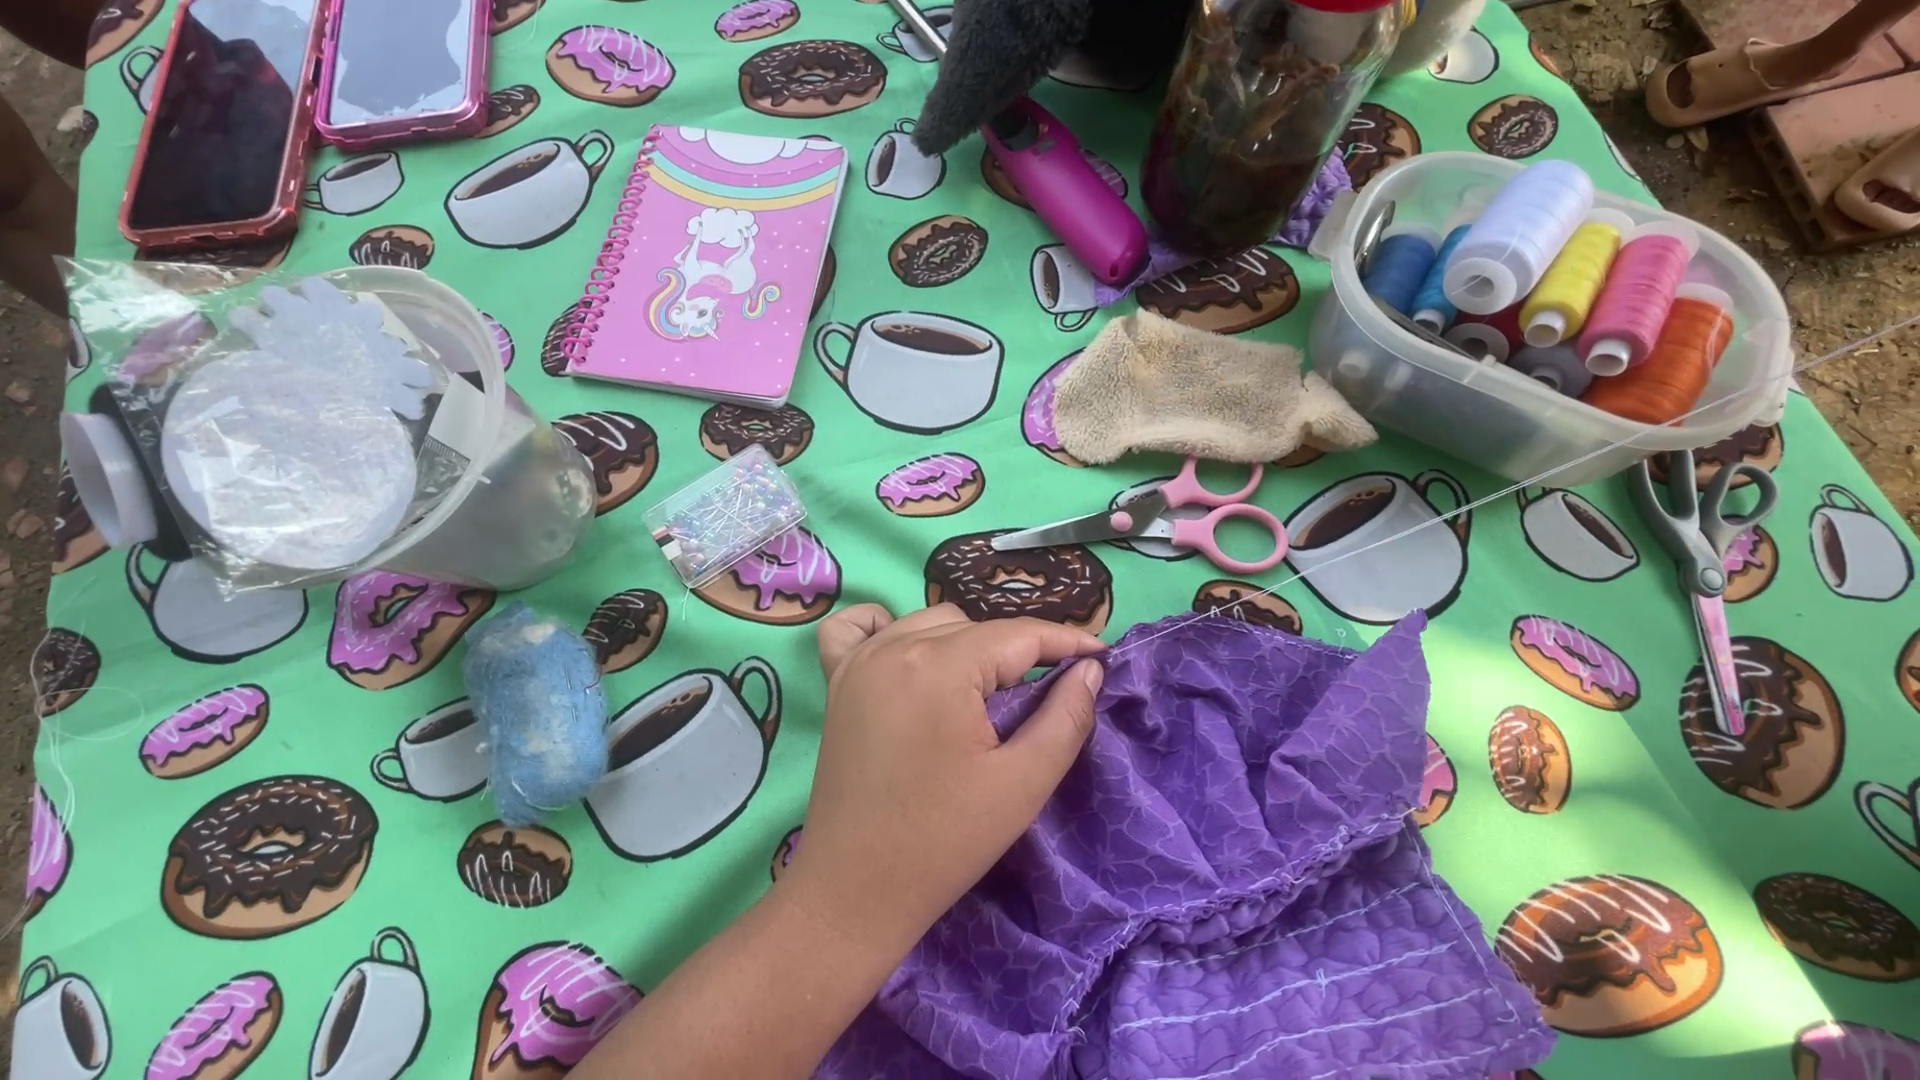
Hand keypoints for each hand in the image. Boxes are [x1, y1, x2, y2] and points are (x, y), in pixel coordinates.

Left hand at [781, 604, 1105, 955]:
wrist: (855, 889)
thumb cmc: (945, 841)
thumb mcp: (1023, 784)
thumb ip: (1066, 717)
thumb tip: (1090, 669)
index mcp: (941, 667)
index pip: (1018, 633)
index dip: (1066, 640)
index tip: (1101, 656)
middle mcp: (895, 648)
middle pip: (975, 626)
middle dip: (1018, 652)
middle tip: (1042, 697)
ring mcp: (858, 661)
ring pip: (929, 622)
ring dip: (966, 643)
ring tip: (986, 692)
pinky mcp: (837, 681)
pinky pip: (857, 628)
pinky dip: (885, 626)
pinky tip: (908, 653)